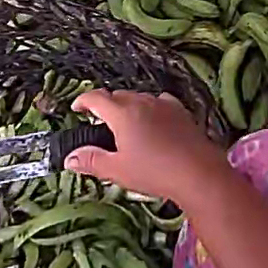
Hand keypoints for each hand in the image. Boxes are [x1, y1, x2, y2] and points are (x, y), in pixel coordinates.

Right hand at [65, 90, 230, 204]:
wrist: (197, 171)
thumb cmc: (154, 171)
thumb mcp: (118, 170)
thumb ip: (92, 160)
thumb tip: (70, 158)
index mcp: (122, 113)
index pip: (96, 98)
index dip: (83, 100)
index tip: (77, 107)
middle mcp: (141, 102)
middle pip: (117, 96)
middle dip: (106, 106)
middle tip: (100, 125)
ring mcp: (162, 103)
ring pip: (138, 97)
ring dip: (128, 107)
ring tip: (126, 127)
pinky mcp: (179, 109)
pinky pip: (158, 102)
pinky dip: (149, 108)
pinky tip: (152, 123)